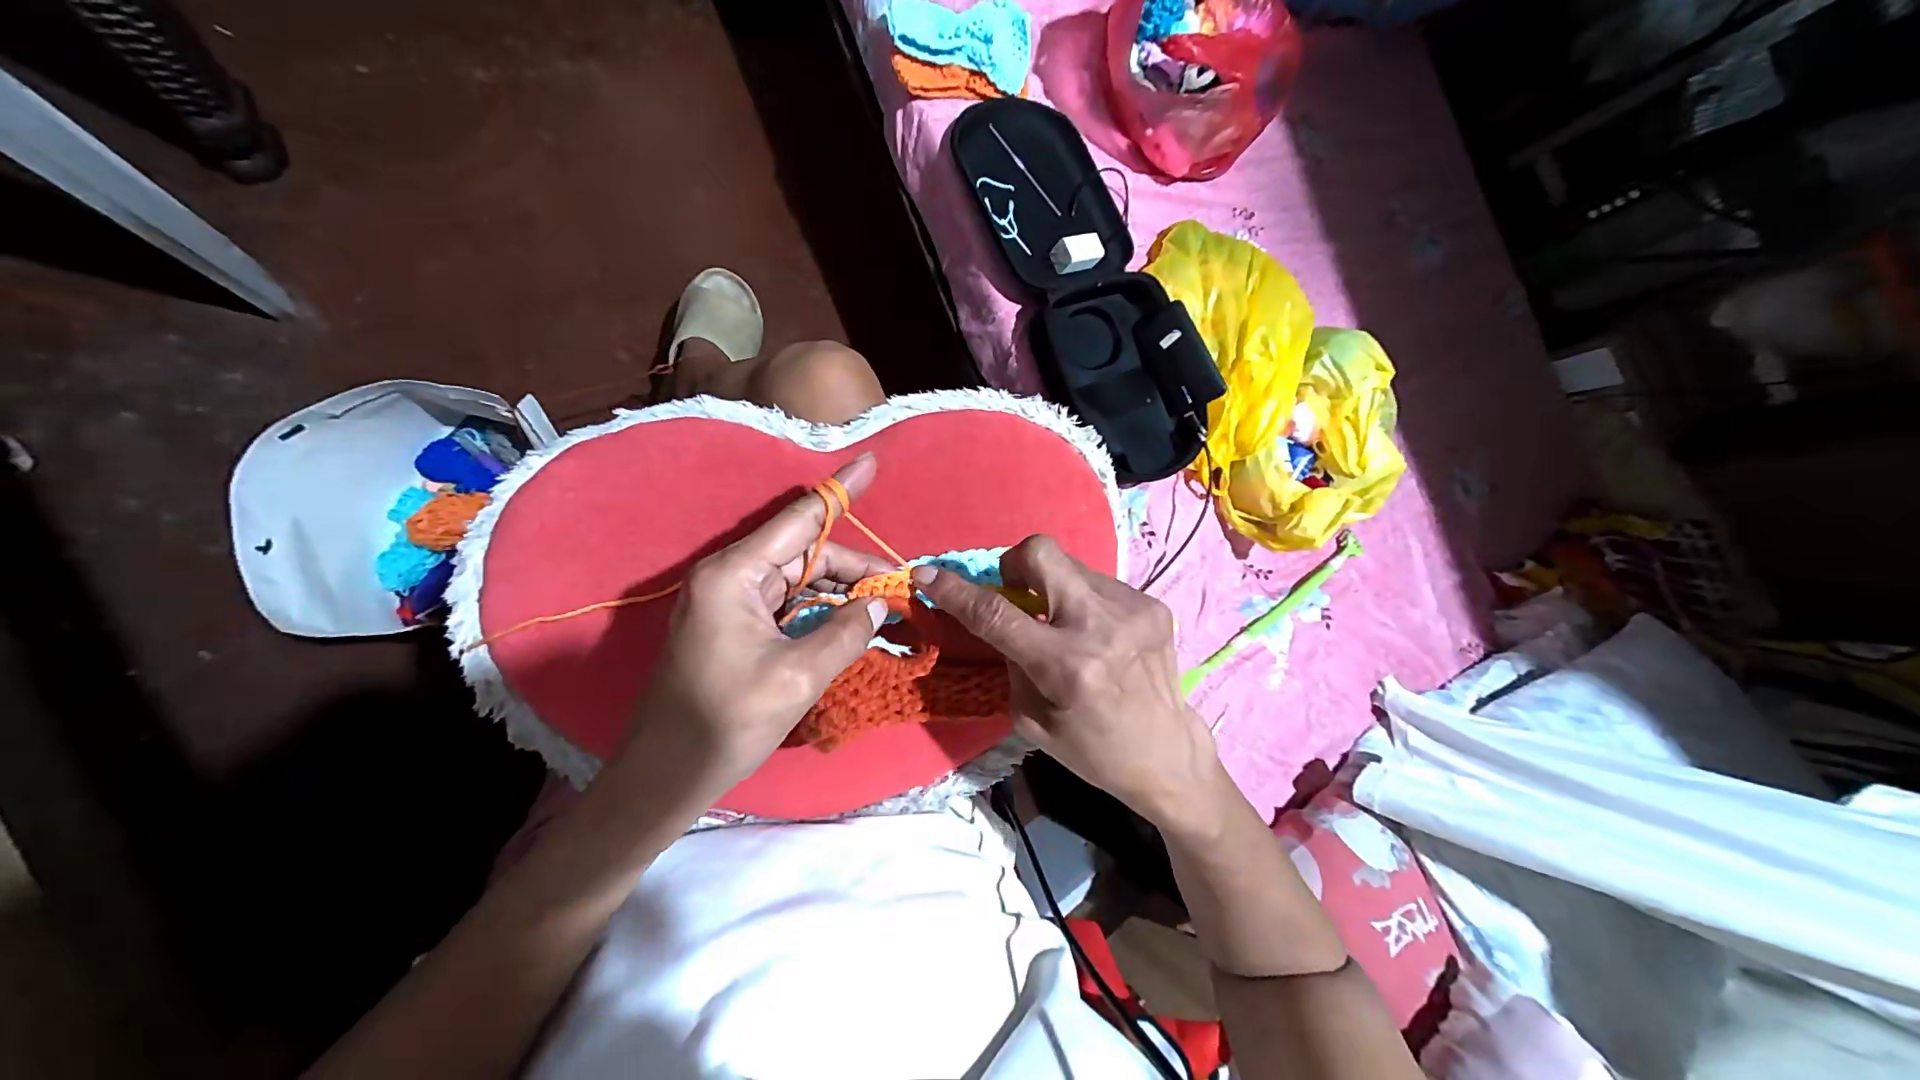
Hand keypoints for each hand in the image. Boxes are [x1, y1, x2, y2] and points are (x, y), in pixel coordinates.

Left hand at [624, 455, 892, 799]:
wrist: (665, 773)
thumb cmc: (726, 721)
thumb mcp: (797, 676)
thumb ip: (845, 633)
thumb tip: (879, 607)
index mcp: (736, 574)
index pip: (800, 519)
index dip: (840, 491)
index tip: (871, 462)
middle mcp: (730, 577)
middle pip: (805, 554)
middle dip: (854, 568)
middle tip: (899, 586)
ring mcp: (730, 602)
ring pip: (798, 580)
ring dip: (840, 591)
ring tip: (885, 606)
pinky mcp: (734, 626)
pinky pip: (787, 604)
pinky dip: (820, 610)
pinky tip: (850, 620)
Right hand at [913, 535, 1229, 837]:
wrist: (1168, 755)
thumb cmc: (1093, 750)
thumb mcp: (1033, 720)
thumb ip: (1011, 661)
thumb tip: (998, 618)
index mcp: (1066, 666)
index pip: (996, 614)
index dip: (956, 591)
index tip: (927, 574)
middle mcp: (1100, 626)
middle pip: (1041, 552)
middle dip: (1013, 564)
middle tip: (1014, 593)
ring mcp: (1132, 608)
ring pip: (1069, 564)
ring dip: (1051, 587)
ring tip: (1061, 623)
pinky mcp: (1152, 604)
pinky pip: (1097, 582)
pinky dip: (1081, 600)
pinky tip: (1094, 633)